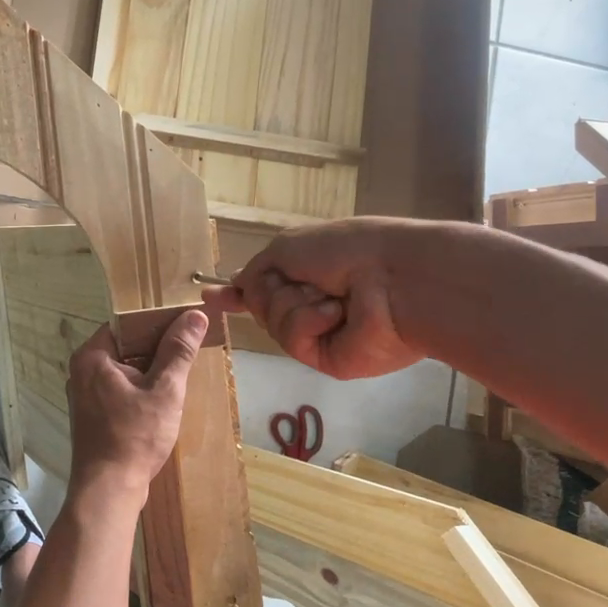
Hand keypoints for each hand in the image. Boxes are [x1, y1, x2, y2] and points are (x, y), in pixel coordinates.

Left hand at [65, 311, 206, 500]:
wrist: (108, 489)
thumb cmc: (135, 436)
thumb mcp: (164, 390)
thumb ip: (179, 351)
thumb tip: (195, 315)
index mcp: (91, 356)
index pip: (126, 325)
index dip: (156, 325)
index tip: (184, 329)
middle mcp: (81, 371)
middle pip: (124, 347)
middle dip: (156, 352)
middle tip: (188, 355)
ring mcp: (83, 394)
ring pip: (123, 371)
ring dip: (149, 374)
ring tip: (179, 379)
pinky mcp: (91, 415)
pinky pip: (117, 391)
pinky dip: (138, 392)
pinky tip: (161, 404)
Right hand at [201, 218, 423, 379]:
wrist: (396, 277)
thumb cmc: (346, 250)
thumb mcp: (288, 247)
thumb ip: (256, 270)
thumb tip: (233, 285)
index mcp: (308, 274)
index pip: (264, 287)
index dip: (239, 293)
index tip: (211, 297)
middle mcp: (311, 304)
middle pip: (262, 304)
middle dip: (274, 288)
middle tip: (305, 279)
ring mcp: (319, 334)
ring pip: (274, 322)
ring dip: (294, 303)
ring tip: (330, 297)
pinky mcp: (326, 359)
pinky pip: (293, 340)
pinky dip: (308, 321)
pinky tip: (334, 314)